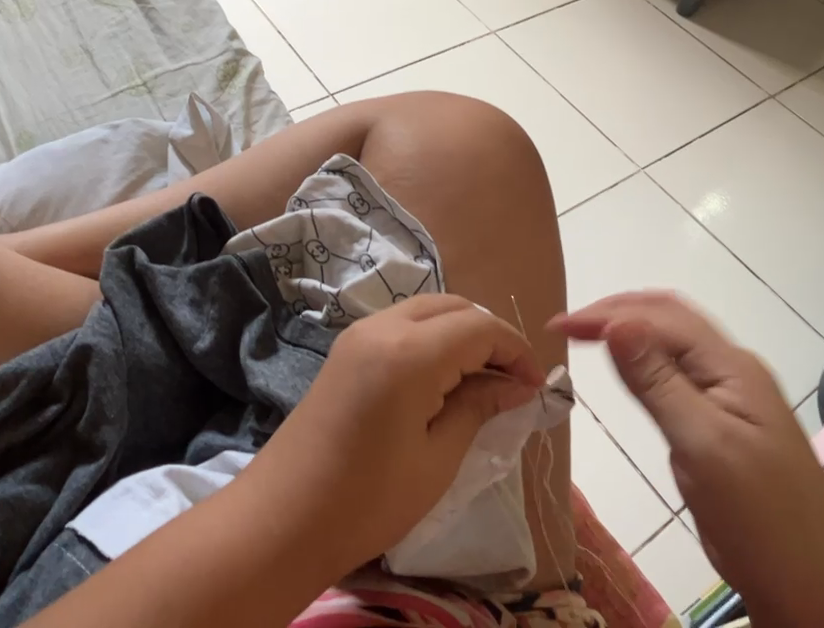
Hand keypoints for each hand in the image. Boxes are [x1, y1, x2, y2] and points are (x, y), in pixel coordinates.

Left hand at [242, 293, 541, 575]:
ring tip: (482, 382)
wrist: (286, 516)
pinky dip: (431, 339)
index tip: (538, 387)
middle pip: (452, 307)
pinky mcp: (344, 350)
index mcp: (409, 352)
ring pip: (425, 311)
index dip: (515, 351)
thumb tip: (516, 387)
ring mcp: (358, 334)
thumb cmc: (370, 498)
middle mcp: (382, 327)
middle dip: (489, 336)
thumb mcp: (438, 458)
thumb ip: (478, 407)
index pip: (480, 327)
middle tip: (513, 382)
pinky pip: (400, 326)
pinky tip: (443, 379)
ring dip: (460, 333)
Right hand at [551, 292, 823, 627]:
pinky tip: (626, 370)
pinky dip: (643, 361)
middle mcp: (734, 372)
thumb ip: (657, 382)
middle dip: (616, 311)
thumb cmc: (760, 522)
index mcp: (733, 368)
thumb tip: (616, 322)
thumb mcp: (702, 446)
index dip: (606, 313)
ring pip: (673, 345)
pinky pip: (677, 374)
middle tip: (566, 325)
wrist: (815, 595)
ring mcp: (732, 400)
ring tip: (585, 337)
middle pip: (669, 319)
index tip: (557, 326)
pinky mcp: (723, 426)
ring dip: (629, 331)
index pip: (661, 319)